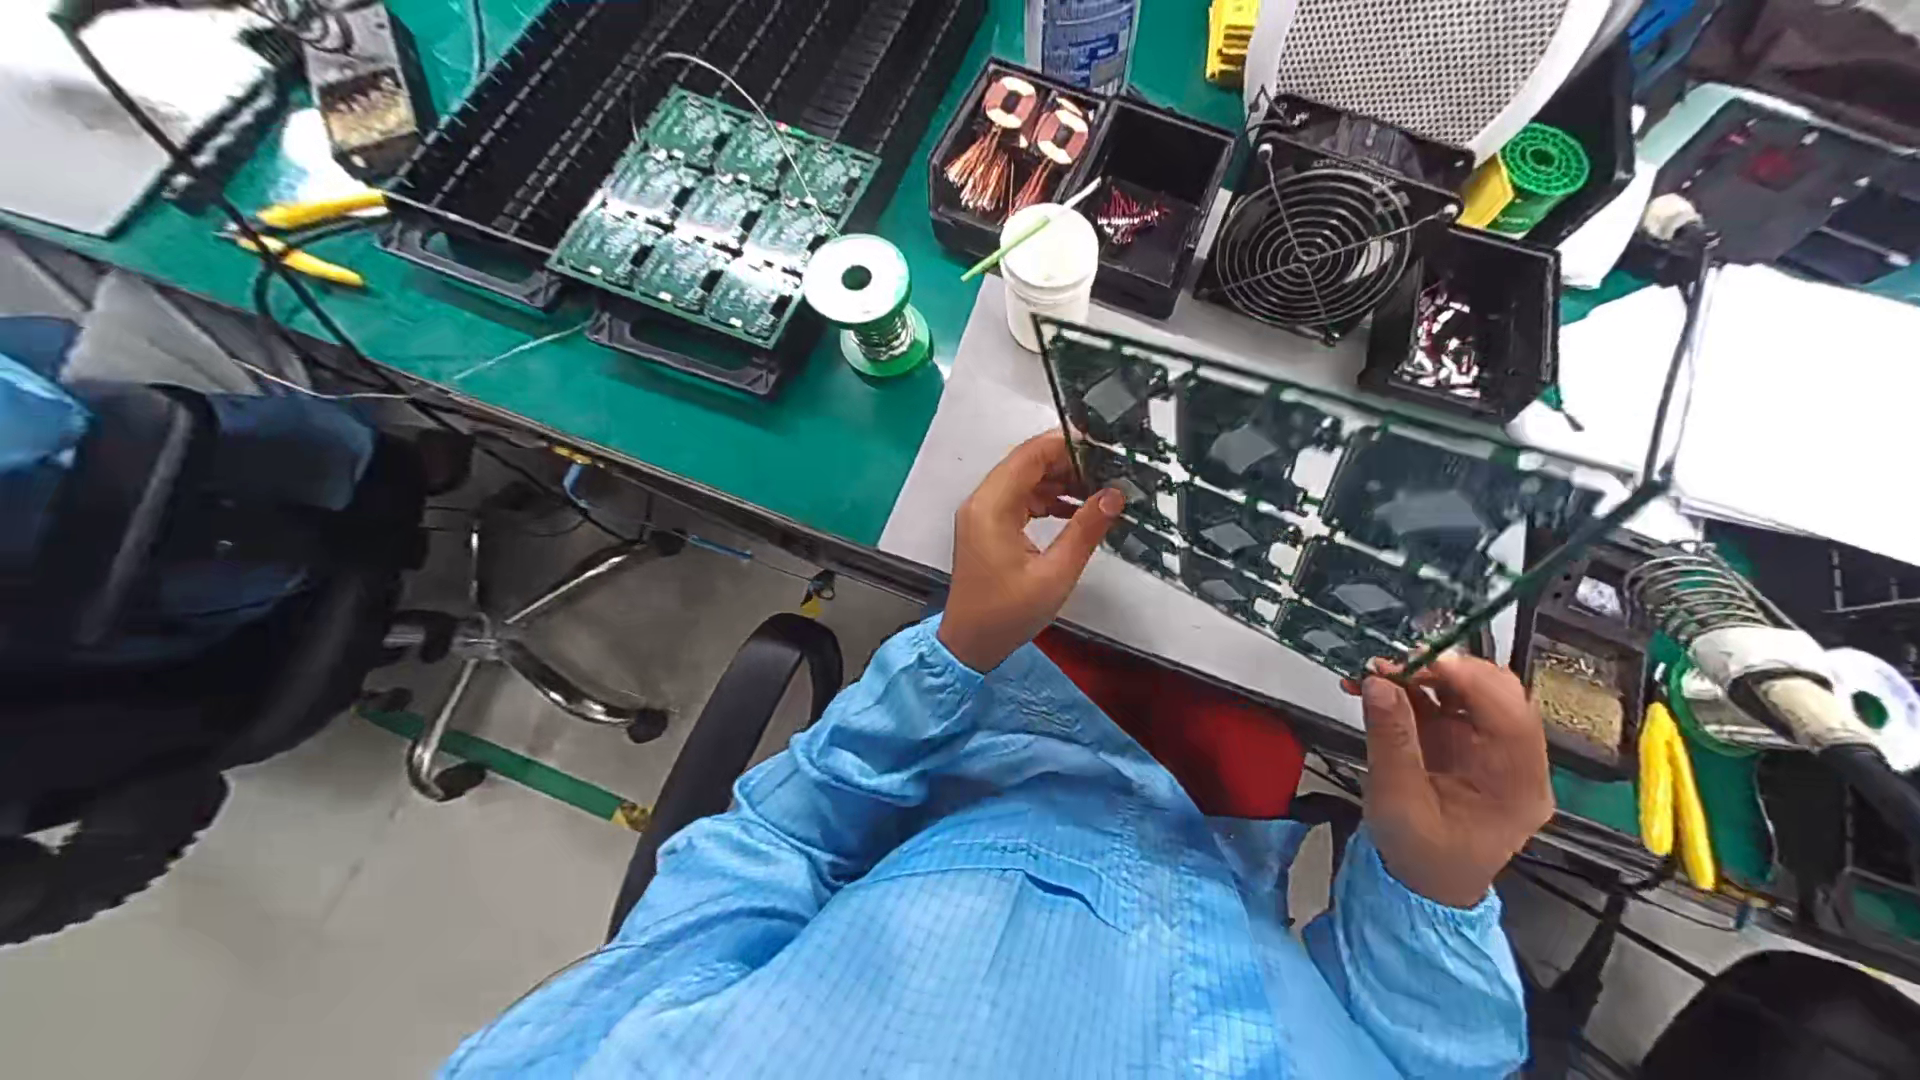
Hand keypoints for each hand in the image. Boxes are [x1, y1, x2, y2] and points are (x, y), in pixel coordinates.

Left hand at [938, 431, 1124, 671]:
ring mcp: (982, 514)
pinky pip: (1019, 500)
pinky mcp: (987, 527)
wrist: (971, 643)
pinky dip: (1046, 500)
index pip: (1029, 456)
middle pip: (1025, 464)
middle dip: (1067, 462)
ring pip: (1024, 481)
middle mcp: (981, 502)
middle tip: (1108, 468)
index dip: (1066, 444)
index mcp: (991, 507)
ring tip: (1100, 489)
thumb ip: (1085, 530)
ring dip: (1059, 481)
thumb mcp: (1055, 574)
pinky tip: (1077, 509)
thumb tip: (1114, 495)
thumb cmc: (1008, 614)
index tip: (1103, 445)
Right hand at [1349, 655, 1553, 907]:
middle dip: (1443, 670)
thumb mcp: (1399, 800)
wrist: (1421, 880)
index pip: (1511, 717)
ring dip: (1420, 674)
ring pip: (1465, 691)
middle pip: (1494, 695)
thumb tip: (1379, 683)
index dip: (1471, 681)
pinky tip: (1374, 684)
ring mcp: (1485, 746)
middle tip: (1393, 663)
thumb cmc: (1421, 853)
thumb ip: (1391, 740)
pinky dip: (1407, 686)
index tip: (1424, 660)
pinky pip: (1439, 701)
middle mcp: (1512, 759)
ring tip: (1373, 671)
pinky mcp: (1458, 739)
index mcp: (1518, 784)